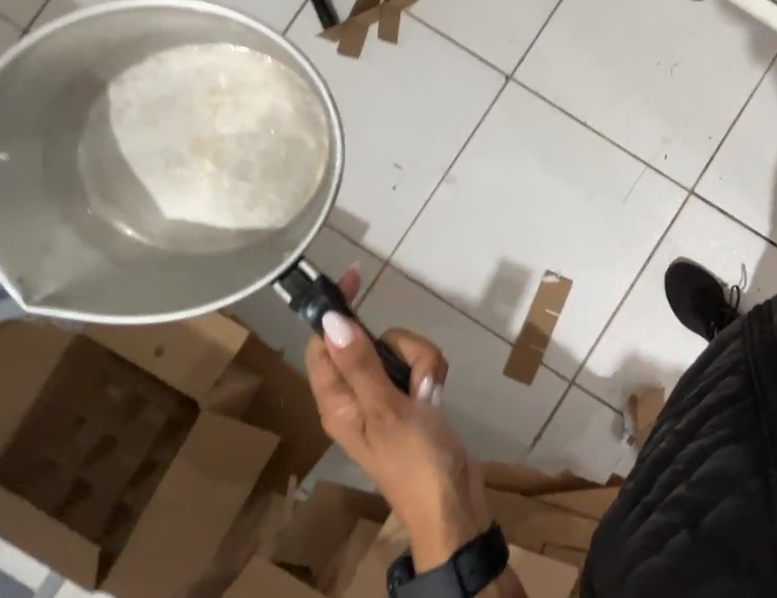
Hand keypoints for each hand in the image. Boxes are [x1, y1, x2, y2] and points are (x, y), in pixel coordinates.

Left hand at [306, 270, 488, 572]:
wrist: (452, 499)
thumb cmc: (413, 459)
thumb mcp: (385, 409)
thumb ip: (360, 365)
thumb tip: (332, 320)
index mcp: (337, 400)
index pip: (325, 343)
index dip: (337, 311)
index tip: (357, 278)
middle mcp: (357, 395)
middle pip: (373, 341)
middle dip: (403, 346)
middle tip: (413, 376)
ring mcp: (386, 397)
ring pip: (403, 351)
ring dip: (423, 362)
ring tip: (428, 393)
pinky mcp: (412, 401)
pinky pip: (422, 367)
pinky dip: (433, 374)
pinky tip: (438, 395)